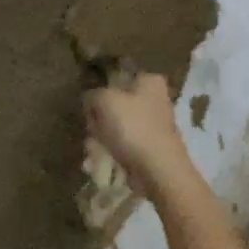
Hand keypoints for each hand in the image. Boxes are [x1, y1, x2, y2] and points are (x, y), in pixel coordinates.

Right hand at [83, 72, 194, 196]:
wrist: (158, 169)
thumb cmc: (133, 128)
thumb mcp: (105, 101)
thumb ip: (93, 95)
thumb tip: (90, 100)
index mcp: (149, 82)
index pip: (117, 78)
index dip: (100, 92)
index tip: (90, 107)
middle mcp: (155, 100)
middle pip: (115, 105)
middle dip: (98, 120)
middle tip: (92, 130)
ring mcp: (153, 125)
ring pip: (116, 128)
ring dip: (100, 139)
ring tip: (93, 151)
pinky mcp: (149, 148)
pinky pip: (122, 146)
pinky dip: (110, 153)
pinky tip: (98, 162)